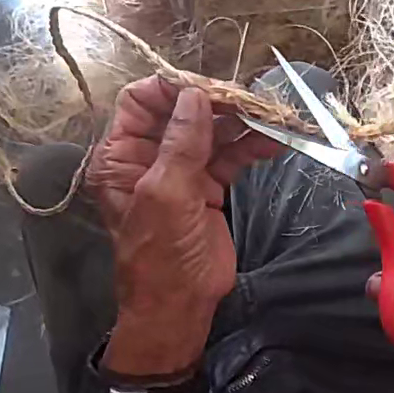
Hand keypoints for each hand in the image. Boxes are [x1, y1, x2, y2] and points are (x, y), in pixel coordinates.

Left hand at [85, 78, 277, 374]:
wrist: (180, 305)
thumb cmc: (160, 255)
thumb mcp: (166, 195)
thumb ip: (181, 143)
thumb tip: (195, 95)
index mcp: (121, 155)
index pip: (141, 101)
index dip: (173, 89)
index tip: (207, 88)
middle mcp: (148, 156)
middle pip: (182, 111)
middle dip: (215, 102)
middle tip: (248, 101)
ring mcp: (180, 170)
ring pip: (210, 131)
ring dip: (240, 122)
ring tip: (269, 118)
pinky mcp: (207, 186)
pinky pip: (229, 155)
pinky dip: (250, 146)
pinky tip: (272, 142)